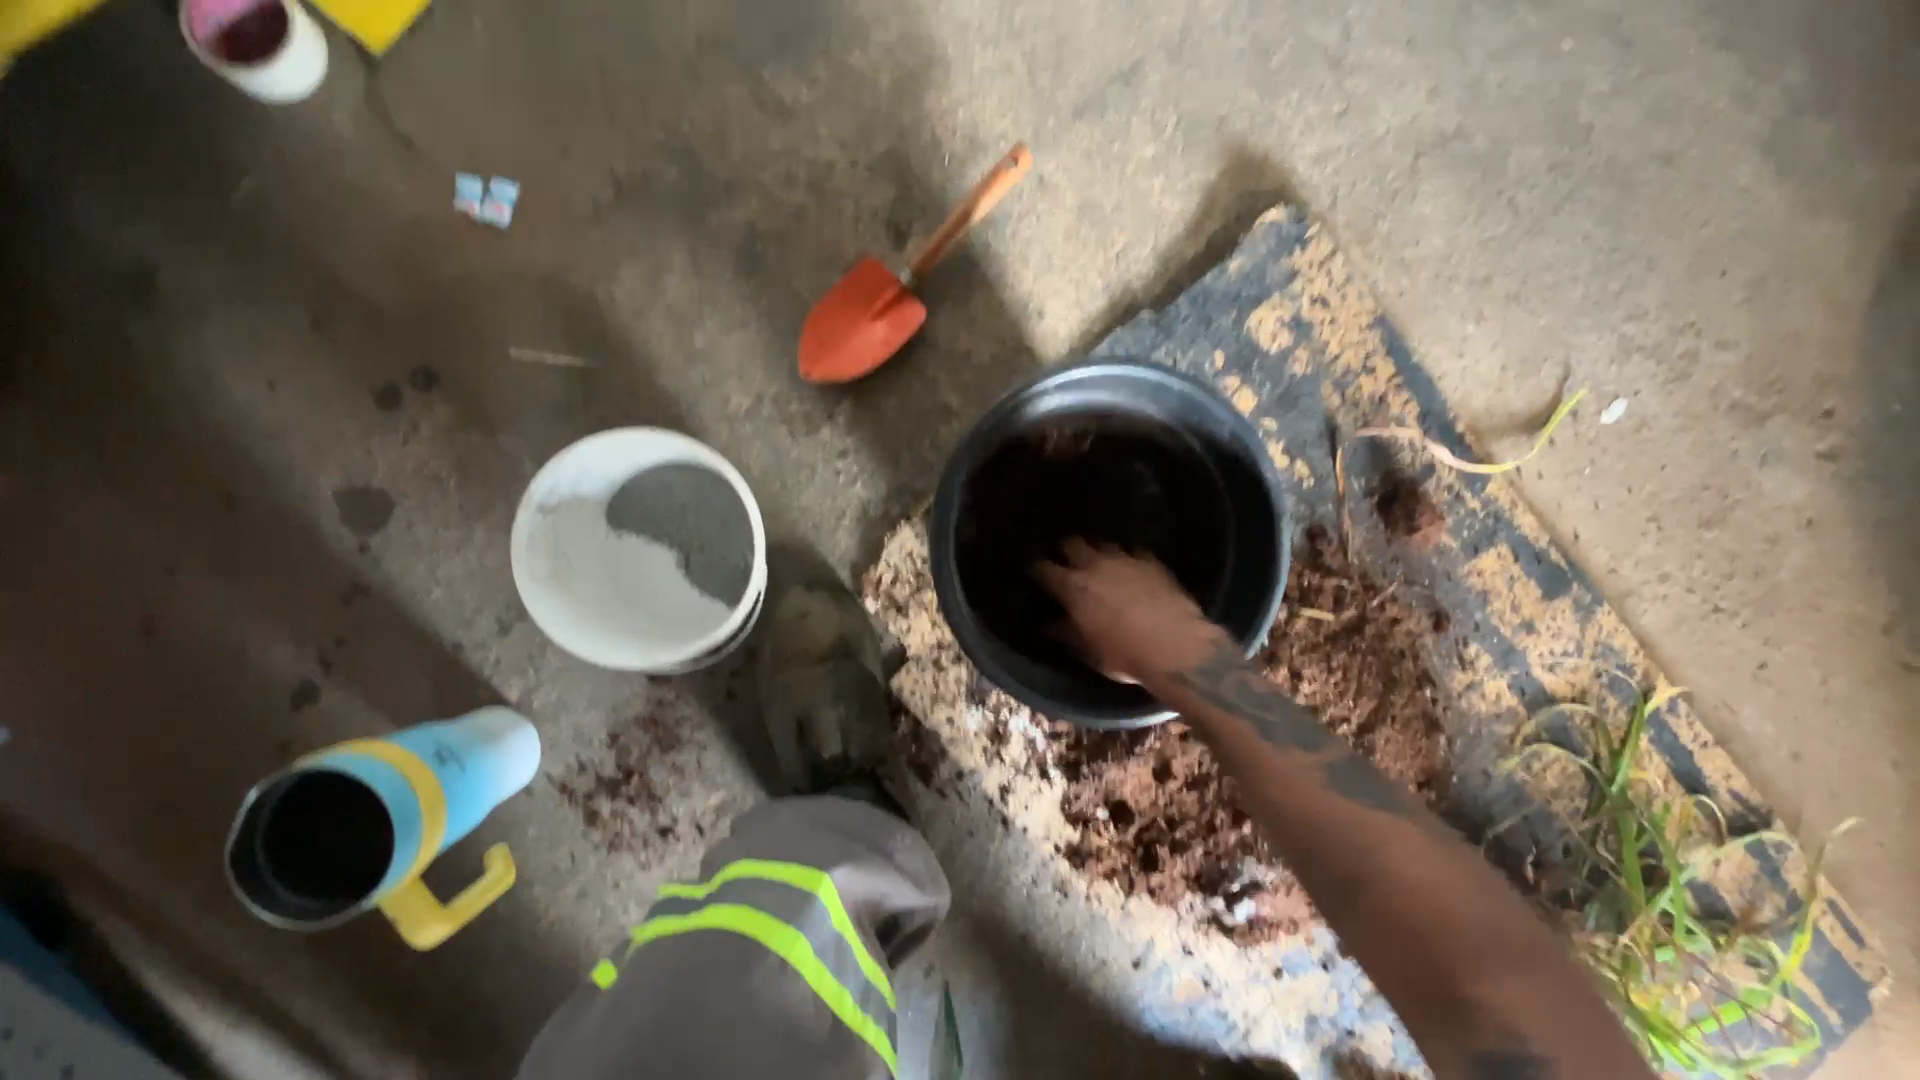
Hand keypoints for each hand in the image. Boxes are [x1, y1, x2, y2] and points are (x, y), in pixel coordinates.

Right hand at [1033, 538, 1228, 684]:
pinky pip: (1133, 552)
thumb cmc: (1125, 654)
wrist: (1177, 647)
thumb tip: (1050, 625)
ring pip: (1103, 543)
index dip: (1036, 568)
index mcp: (1073, 587)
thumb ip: (1066, 633)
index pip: (1043, 568)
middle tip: (1066, 561)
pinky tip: (1132, 569)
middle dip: (1065, 549)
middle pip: (1072, 542)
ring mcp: (1125, 559)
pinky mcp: (1152, 561)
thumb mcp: (1088, 651)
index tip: (1034, 571)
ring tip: (1100, 563)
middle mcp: (1095, 565)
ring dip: (1098, 552)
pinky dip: (1128, 559)